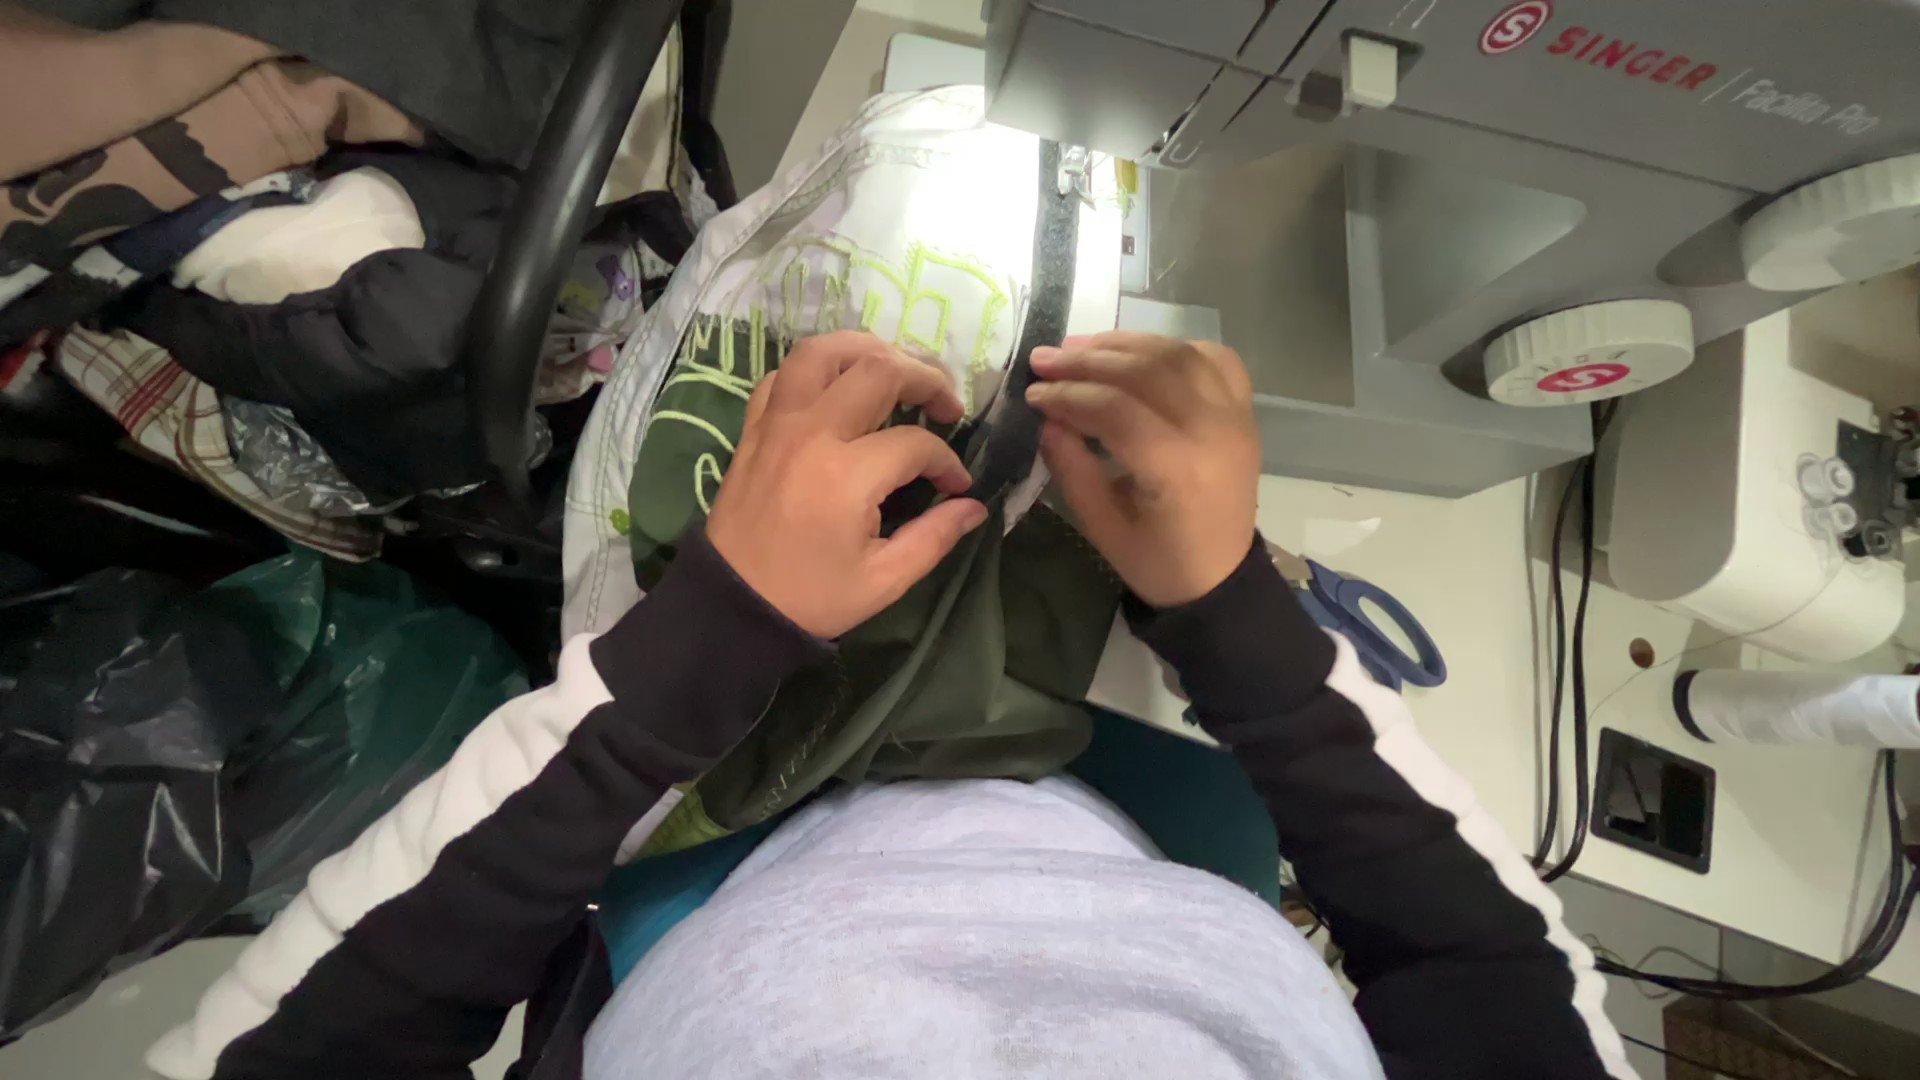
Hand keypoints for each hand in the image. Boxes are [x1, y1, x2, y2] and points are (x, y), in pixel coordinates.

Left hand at [705, 331, 989, 637]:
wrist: (731, 603)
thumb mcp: (883, 580)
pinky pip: (783, 375)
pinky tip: (837, 388)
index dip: (947, 461)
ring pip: (823, 352)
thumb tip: (974, 506)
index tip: (957, 486)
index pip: (916, 443)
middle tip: (946, 406)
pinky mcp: (754, 428)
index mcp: (846, 475)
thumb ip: (934, 538)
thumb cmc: (810, 596)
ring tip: (897, 371)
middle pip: (878, 370)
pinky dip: (816, 370)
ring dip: (869, 351)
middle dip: (925, 379)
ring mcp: (777, 423)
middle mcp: (812, 433)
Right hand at [1027, 332, 1258, 607]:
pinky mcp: (1243, 412)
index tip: (1032, 394)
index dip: (1068, 395)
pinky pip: (1214, 359)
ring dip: (1125, 344)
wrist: (1220, 579)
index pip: (1116, 409)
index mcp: (1178, 470)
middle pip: (1147, 370)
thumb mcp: (1102, 527)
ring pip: (1178, 354)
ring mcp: (1235, 416)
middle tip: (1045, 359)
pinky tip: (1140, 355)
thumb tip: (1046, 420)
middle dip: (1088, 360)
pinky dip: (1174, 348)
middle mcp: (1214, 431)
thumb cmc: (1156, 562)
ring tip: (1081, 347)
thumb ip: (1072, 469)